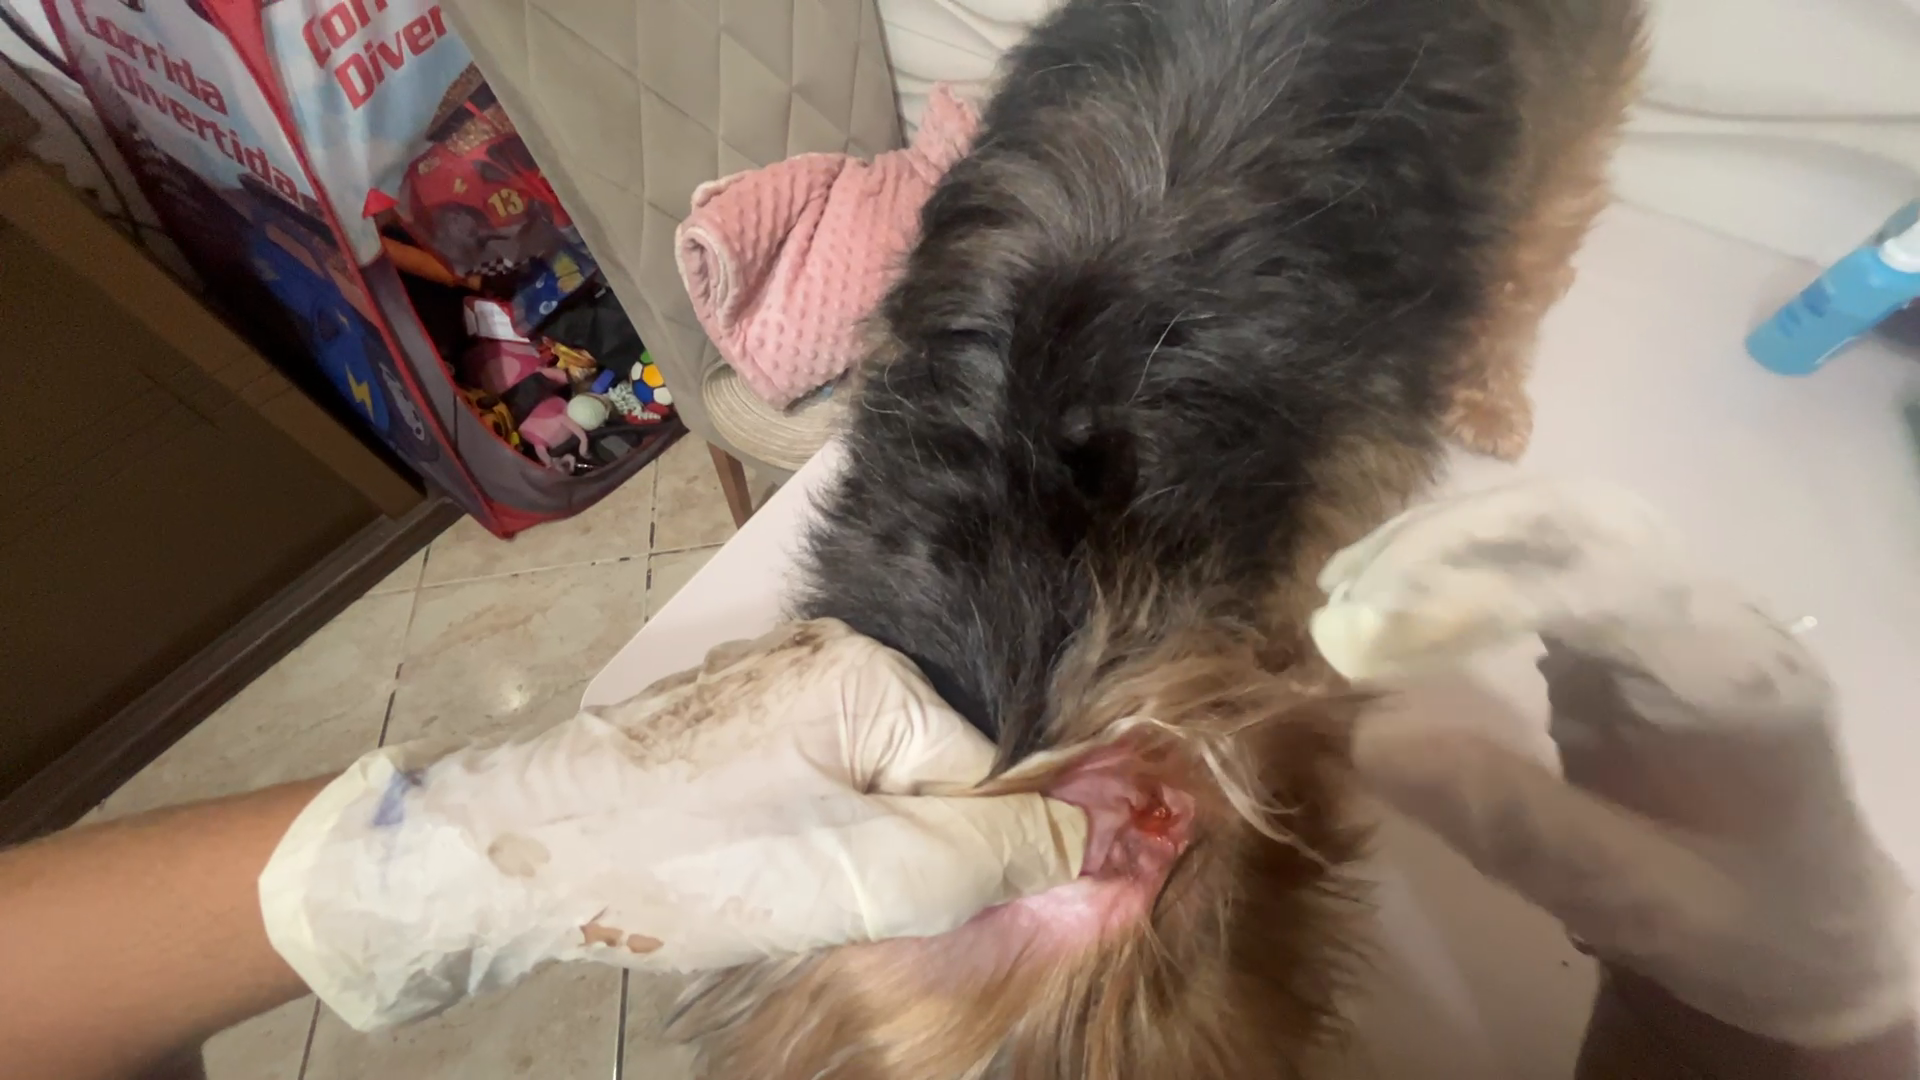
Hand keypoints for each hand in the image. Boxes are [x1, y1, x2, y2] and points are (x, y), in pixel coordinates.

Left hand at [259, 619, 1087, 1030]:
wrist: (522, 850)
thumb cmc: (702, 861)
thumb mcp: (866, 874)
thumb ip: (990, 854)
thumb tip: (1093, 841)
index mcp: (872, 674)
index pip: (976, 769)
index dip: (954, 845)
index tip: (899, 893)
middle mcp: (831, 651)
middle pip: (924, 765)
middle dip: (902, 839)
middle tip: (830, 889)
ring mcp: (777, 671)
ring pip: (871, 769)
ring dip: (854, 829)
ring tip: (783, 869)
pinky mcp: (738, 702)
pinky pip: (818, 759)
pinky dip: (810, 811)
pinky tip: (755, 843)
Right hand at [1314, 479, 1912, 1048]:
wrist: (1795, 932)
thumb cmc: (1724, 923)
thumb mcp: (1619, 891)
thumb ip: (1503, 814)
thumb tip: (1365, 737)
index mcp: (1726, 673)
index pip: (1583, 575)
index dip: (1463, 577)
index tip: (1362, 615)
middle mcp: (1702, 617)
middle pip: (1562, 527)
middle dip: (1438, 545)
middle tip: (1340, 589)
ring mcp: (1662, 612)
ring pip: (1542, 532)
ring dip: (1438, 548)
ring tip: (1354, 586)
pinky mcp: (1618, 624)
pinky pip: (1533, 565)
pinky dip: (1454, 570)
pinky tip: (1401, 599)